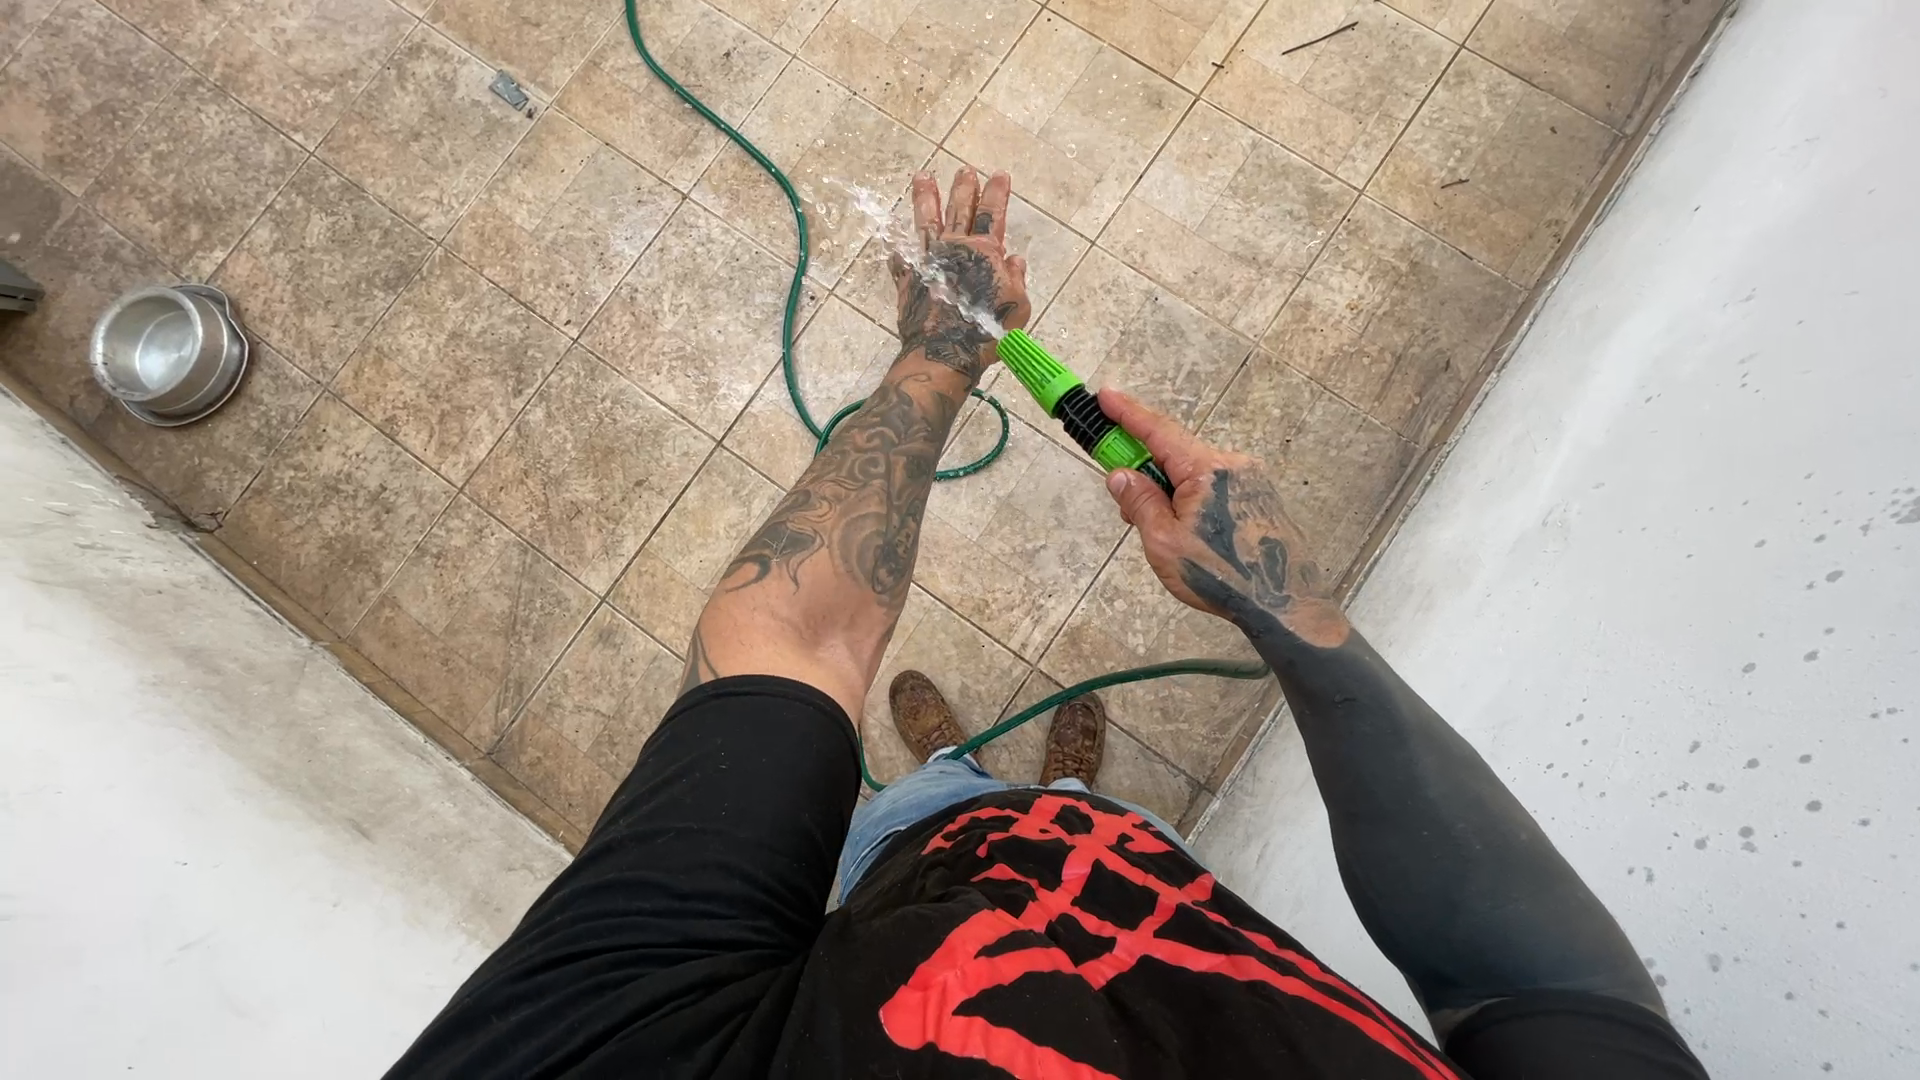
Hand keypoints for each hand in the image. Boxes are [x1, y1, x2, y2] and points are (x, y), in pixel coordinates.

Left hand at [893, 167, 1031, 382]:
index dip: (996, 193)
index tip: (999, 175)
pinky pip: (900, 259)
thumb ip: (1016, 279)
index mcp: (984, 252)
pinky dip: (897, 249)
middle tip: (963, 170)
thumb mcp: (1018, 306)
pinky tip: (892, 241)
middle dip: (963, 188)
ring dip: (925, 198)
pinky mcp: (908, 279)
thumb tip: (1014, 260)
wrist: (946, 351)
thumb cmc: (987, 331)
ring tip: (922, 178)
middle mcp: (954, 249)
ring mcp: (928, 261)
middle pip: (959, 210)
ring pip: (926, 222)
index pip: (992, 214)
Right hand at [1098, 388, 1349, 648]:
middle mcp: (1231, 465)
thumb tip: (1121, 474)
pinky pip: (1212, 488)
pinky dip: (1189, 501)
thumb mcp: (1164, 541)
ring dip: (1167, 493)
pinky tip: (1186, 534)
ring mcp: (1250, 481)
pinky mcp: (1258, 499)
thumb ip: (1140, 502)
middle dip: (1145, 473)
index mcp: (1206, 469)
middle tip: (1127, 505)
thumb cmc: (1221, 574)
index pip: (1158, 431)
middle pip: (1175, 455)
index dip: (1128, 413)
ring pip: (1193, 475)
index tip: (1105, 395)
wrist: (1281, 603)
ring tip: (1160, 534)